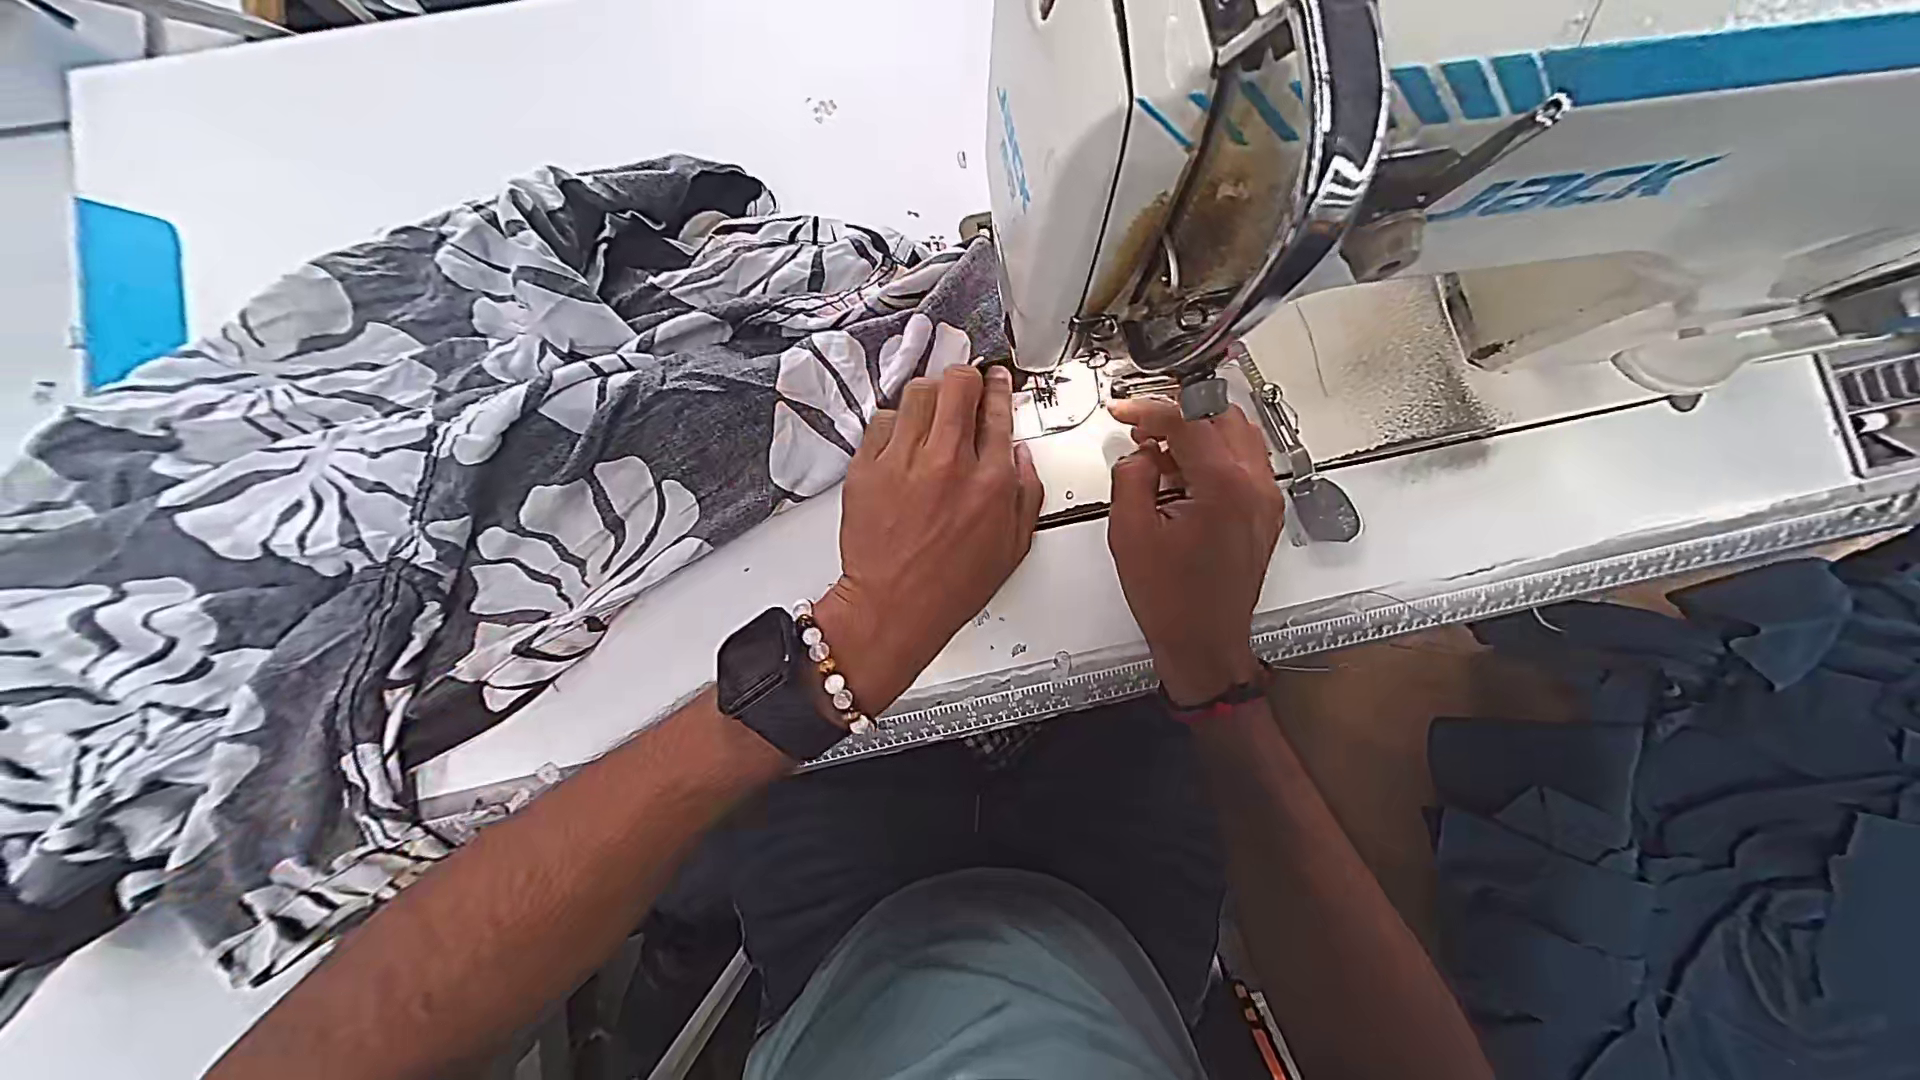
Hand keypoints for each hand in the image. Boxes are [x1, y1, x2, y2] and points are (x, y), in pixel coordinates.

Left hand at [811, 357, 1044, 715]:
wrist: (893, 607)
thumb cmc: (948, 586)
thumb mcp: (1012, 546)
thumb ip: (1026, 495)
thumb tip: (1021, 458)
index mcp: (989, 482)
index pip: (998, 411)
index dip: (999, 387)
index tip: (996, 380)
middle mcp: (947, 464)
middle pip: (958, 384)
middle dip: (966, 377)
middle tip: (965, 385)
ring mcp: (904, 462)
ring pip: (919, 392)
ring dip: (930, 394)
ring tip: (932, 410)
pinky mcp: (867, 468)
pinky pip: (882, 421)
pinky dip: (896, 423)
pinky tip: (903, 441)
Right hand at [1106, 398, 1282, 705]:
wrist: (1204, 640)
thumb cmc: (1175, 602)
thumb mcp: (1130, 533)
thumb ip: (1130, 478)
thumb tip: (1138, 455)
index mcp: (1224, 488)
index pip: (1186, 420)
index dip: (1147, 408)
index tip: (1125, 410)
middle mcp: (1254, 487)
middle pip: (1220, 415)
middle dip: (1175, 413)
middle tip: (1140, 425)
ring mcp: (1264, 500)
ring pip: (1235, 434)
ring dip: (1195, 432)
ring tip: (1157, 451)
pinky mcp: (1262, 511)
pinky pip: (1241, 462)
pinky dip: (1210, 455)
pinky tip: (1179, 474)